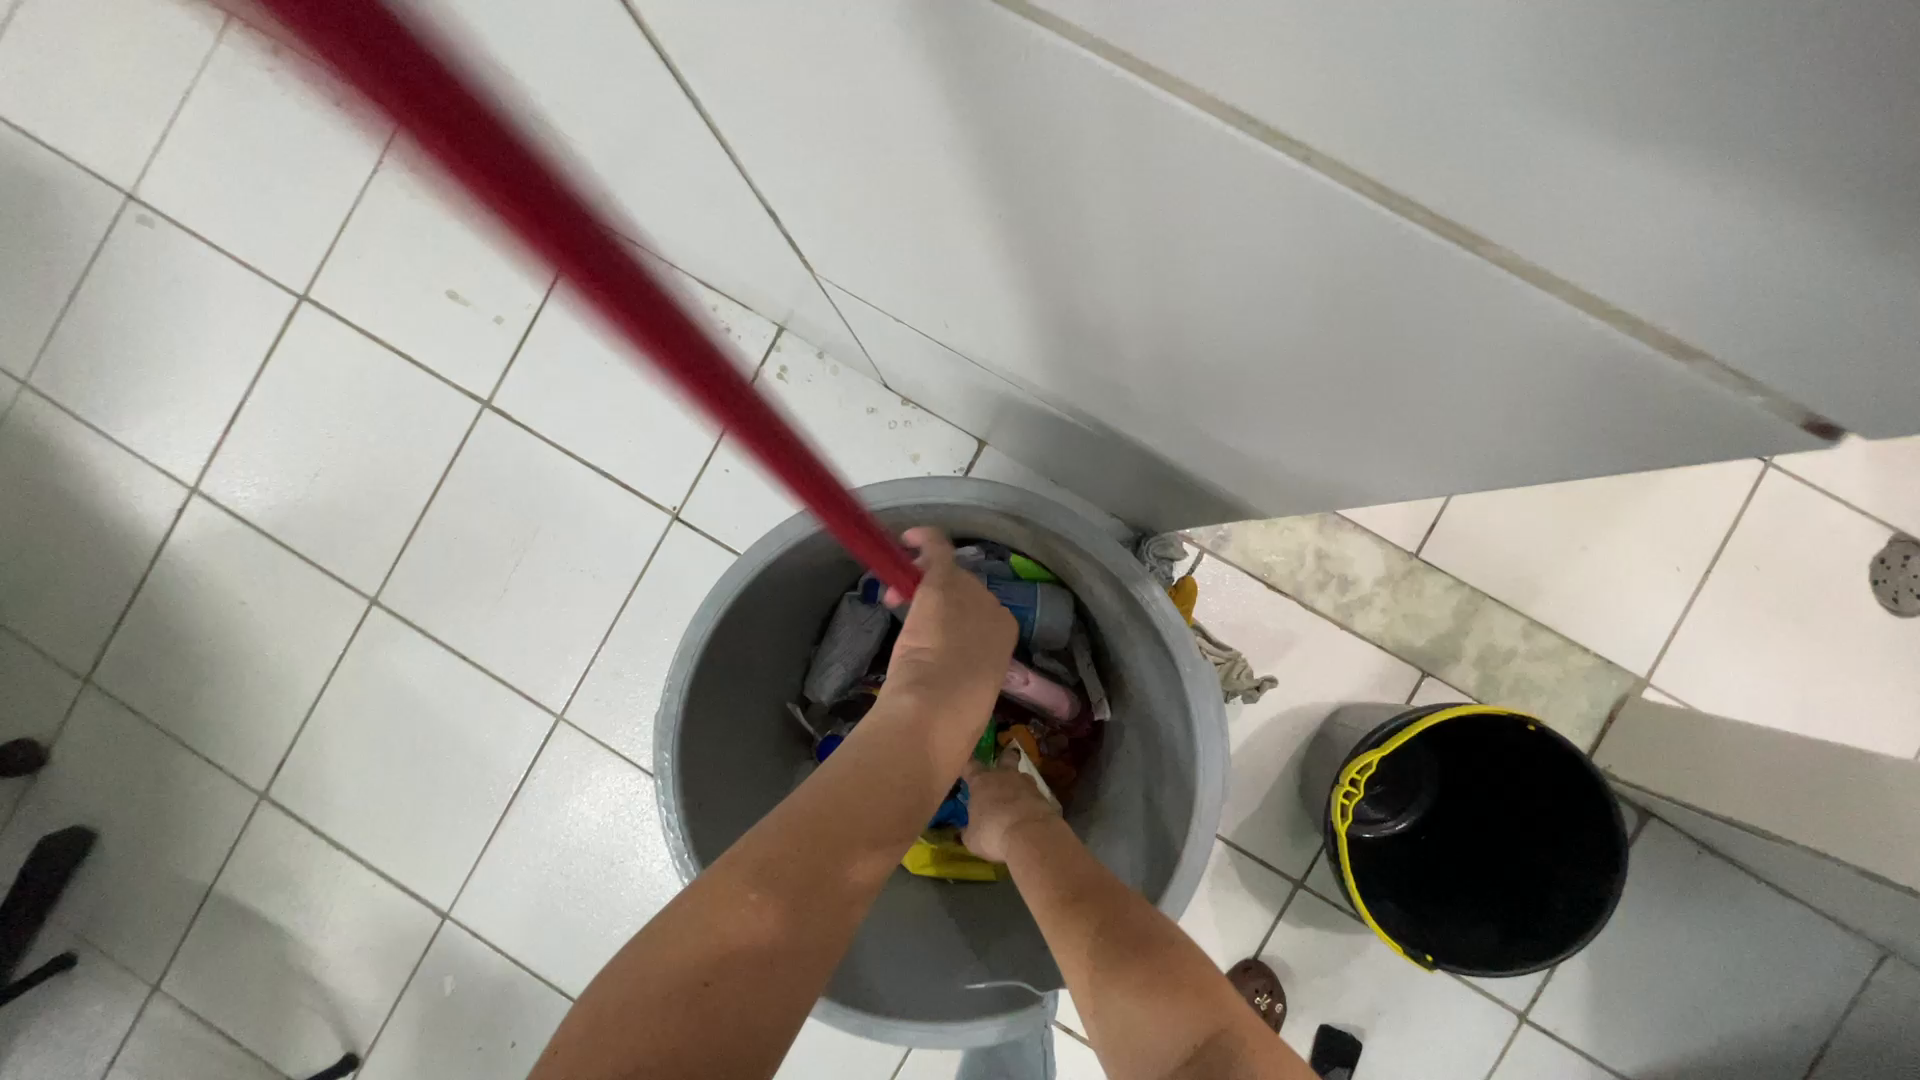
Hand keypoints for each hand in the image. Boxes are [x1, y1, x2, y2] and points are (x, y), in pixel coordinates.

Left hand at [880, 528, 1017, 723]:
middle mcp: (993, 607)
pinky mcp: (943, 580)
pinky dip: (924, 539)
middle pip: (964, 588)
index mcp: (1005, 636)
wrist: (940, 704)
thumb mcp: (970, 691)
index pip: (980, 613)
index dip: (956, 615)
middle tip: (908, 612)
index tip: (935, 629)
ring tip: (895, 597)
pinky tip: (907, 537)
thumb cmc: (954, 710)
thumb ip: (965, 674)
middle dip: (937, 595)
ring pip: (947, 571)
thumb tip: (953, 687)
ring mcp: (968, 592)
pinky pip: (938, 549)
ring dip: (921, 577)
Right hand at [961, 753, 1063, 862]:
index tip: (966, 773)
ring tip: (1016, 799)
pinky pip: (1034, 794)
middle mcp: (1004, 775)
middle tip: (1001, 772)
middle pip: (1005, 758)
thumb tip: (964, 830)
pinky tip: (1028, 814)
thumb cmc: (993, 833)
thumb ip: (968, 830)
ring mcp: (1026, 783)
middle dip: (1003, 761)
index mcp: (981, 781)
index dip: (968, 769)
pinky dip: (1031, 802)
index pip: (970, 766)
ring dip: (1018, 785)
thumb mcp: (972, 839)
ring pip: (1022, 776)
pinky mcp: (1043, 795)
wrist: (1031, 835)